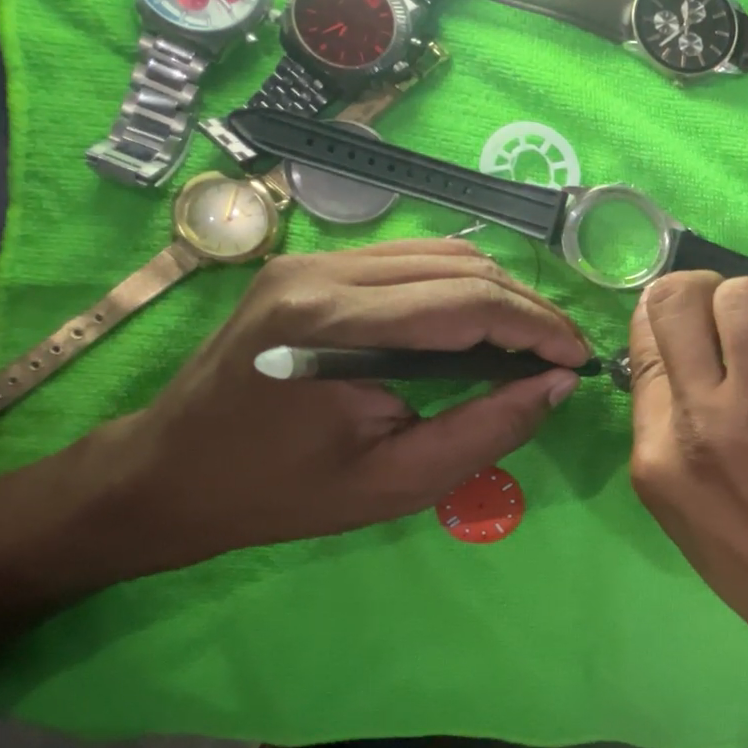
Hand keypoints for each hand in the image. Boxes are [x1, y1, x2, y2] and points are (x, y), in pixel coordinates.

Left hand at [100, 239, 588, 568]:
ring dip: (503, 295)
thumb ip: (489, 428)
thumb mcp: (401, 481)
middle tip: (564, 357)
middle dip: (531, 310)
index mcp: (336, 330)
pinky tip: (481, 327)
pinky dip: (465, 288)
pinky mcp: (312, 268)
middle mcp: (323, 276)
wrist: (169, 475)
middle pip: (465, 269)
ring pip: (446, 255)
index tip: (579, 362)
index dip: (540, 327)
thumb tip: (557, 384)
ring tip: (532, 343)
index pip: (471, 302)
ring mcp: (313, 264)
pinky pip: (414, 261)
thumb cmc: (285, 492)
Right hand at [627, 272, 747, 697]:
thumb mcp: (676, 499)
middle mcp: (703, 420)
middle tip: (737, 326)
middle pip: (686, 294)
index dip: (673, 314)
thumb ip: (667, 419)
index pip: (646, 330)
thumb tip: (680, 347)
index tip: (698, 329)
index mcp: (656, 449)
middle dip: (710, 295)